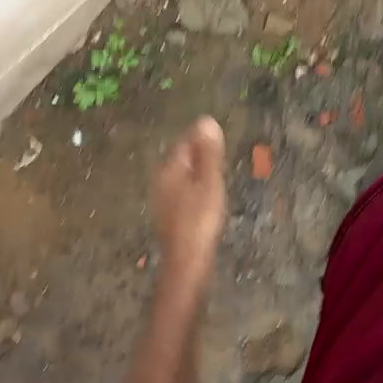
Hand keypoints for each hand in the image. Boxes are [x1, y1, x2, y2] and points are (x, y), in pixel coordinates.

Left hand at [150, 117, 227, 289]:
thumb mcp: (210, 182)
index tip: (221, 142)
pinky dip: (195, 188)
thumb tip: (206, 121)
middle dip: (200, 154)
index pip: (185, 141)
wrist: (188, 262)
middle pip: (182, 157)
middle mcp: (160, 180)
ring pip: (182, 175)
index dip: (204, 139)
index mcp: (169, 169)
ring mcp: (162, 198)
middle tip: (222, 156)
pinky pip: (183, 190)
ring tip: (218, 175)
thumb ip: (208, 153)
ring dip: (198, 172)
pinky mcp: (168, 213)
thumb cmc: (200, 219)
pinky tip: (207, 197)